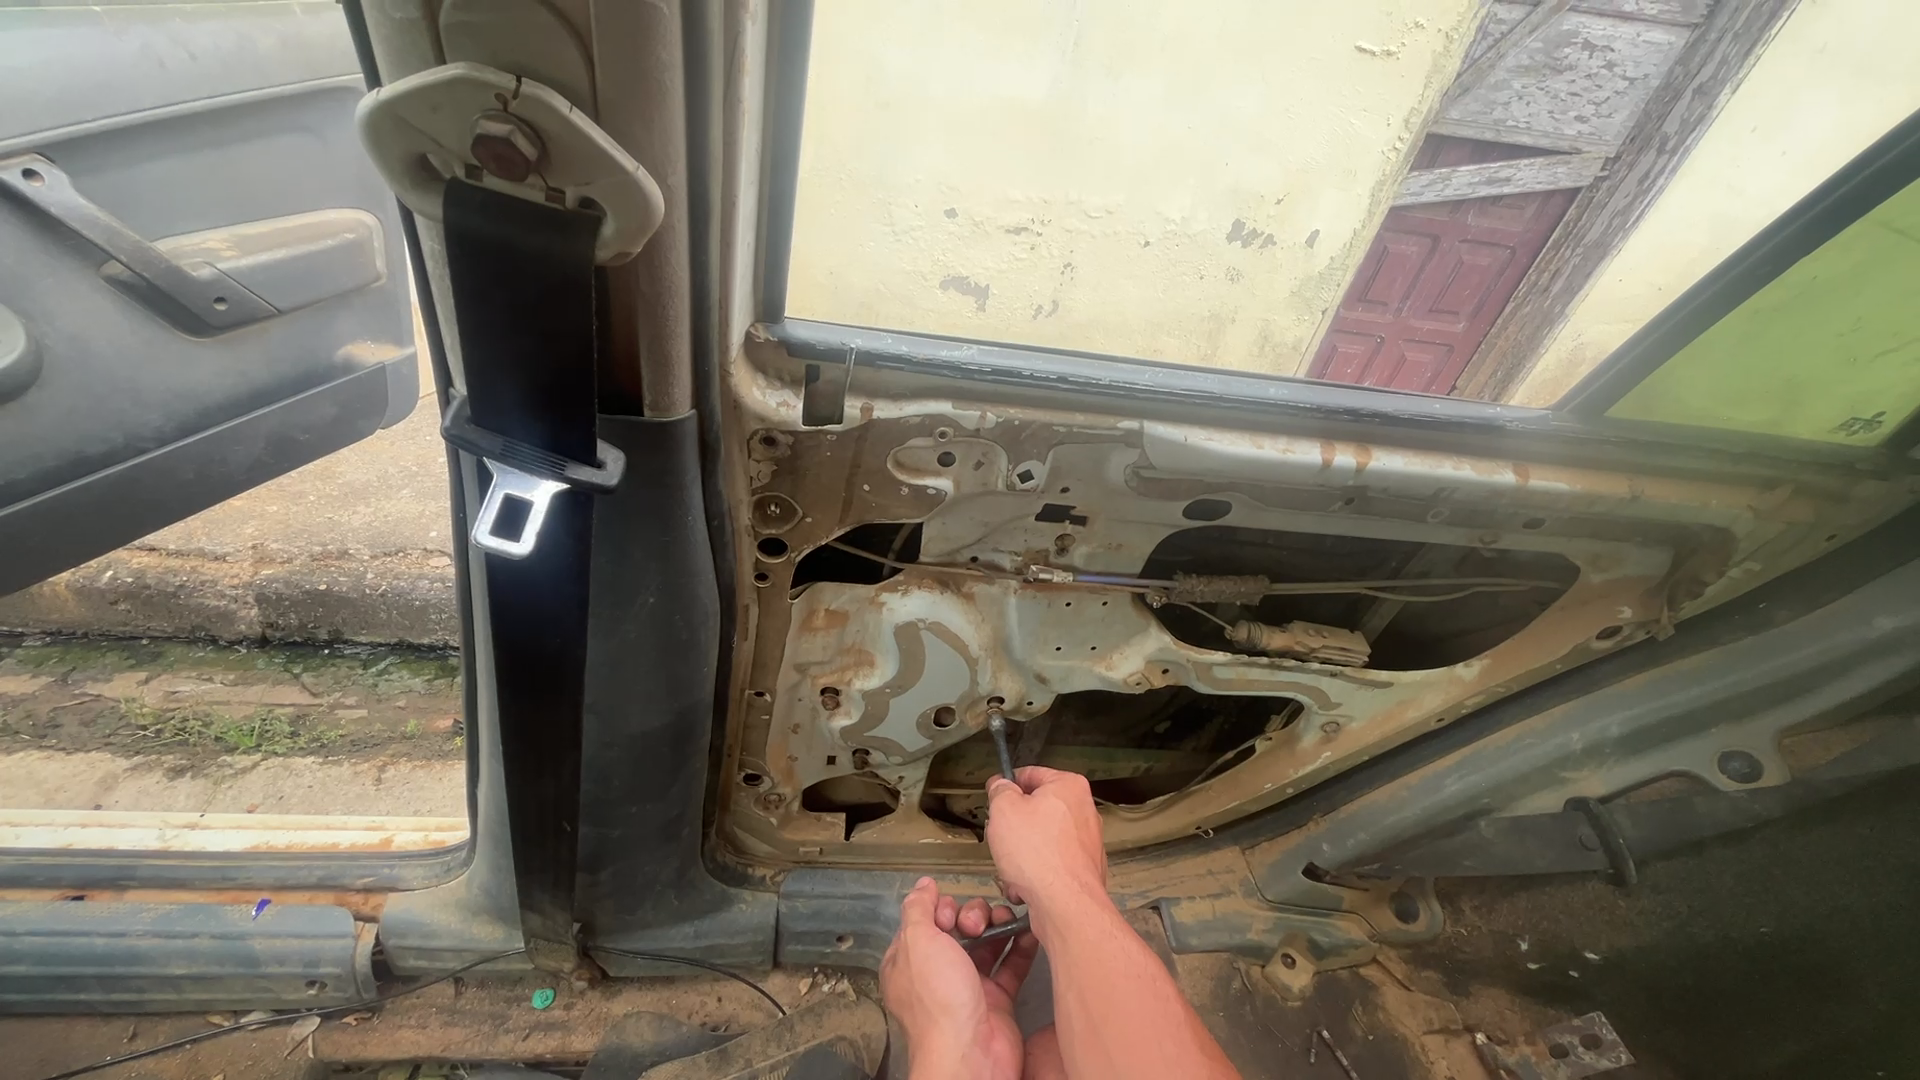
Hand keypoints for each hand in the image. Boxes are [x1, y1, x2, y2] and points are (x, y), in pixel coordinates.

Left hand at [879, 877, 1038, 1079]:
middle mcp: (938, 973)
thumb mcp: (917, 942)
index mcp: (911, 961)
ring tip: (1007, 922)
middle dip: (972, 915)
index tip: (948, 917)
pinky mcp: (998, 999)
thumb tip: (923, 885)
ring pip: (987, 942)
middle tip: (975, 926)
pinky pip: (1012, 964)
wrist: (970, 1057)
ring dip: (999, 925)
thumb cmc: (938, 999)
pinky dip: (1021, 946)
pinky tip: (1030, 931)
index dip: (939, 910)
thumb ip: (918, 908)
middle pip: (958, 927)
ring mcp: (969, 986)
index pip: (925, 920)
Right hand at [984, 766, 1107, 936]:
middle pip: (1037, 809)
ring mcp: (1086, 842)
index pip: (1031, 774)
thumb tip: (1000, 787)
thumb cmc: (1040, 856)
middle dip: (1015, 825)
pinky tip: (1026, 883)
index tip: (995, 793)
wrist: (1065, 905)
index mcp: (1069, 786)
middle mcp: (1084, 811)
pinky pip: (1051, 864)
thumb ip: (1000, 791)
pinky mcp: (1083, 869)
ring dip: (1022, 852)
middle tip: (1002, 834)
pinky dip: (1036, 872)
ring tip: (1013, 864)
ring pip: (1042, 839)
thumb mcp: (1003, 809)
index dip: (1007, 784)